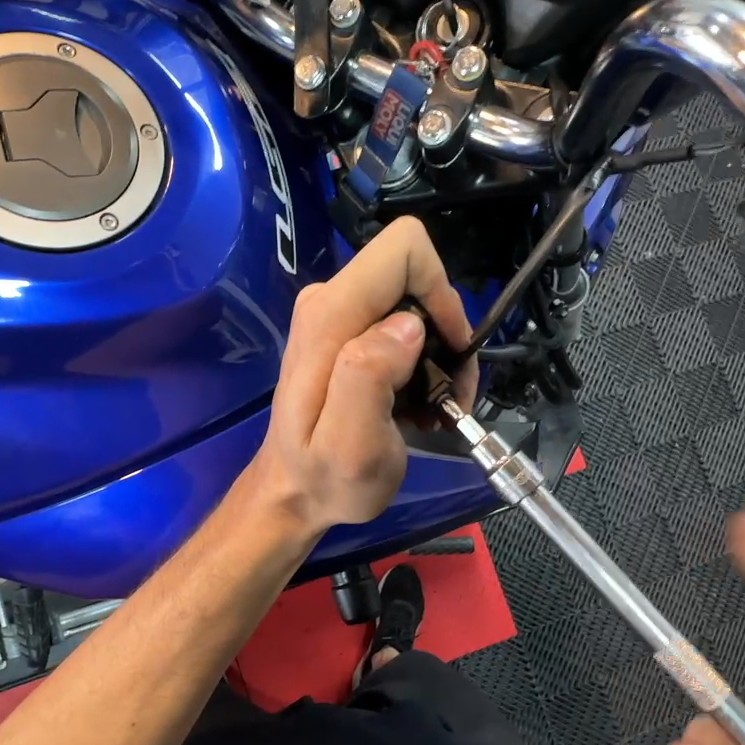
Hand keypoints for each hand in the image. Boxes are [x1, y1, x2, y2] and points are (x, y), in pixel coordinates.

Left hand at [247, 217, 474, 531]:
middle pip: (415, 277)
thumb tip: (407, 326)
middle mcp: (330, 301)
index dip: (441, 293)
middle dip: (445, 332)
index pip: (403, 249)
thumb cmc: (326, 478)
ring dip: (439, 353)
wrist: (294, 494)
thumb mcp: (351, 444)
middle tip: (449, 394)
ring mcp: (336, 316)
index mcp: (331, 316)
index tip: (449, 351)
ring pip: (415, 302)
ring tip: (437, 407)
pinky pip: (402, 323)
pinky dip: (423, 361)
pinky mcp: (346, 334)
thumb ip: (370, 376)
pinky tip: (419, 403)